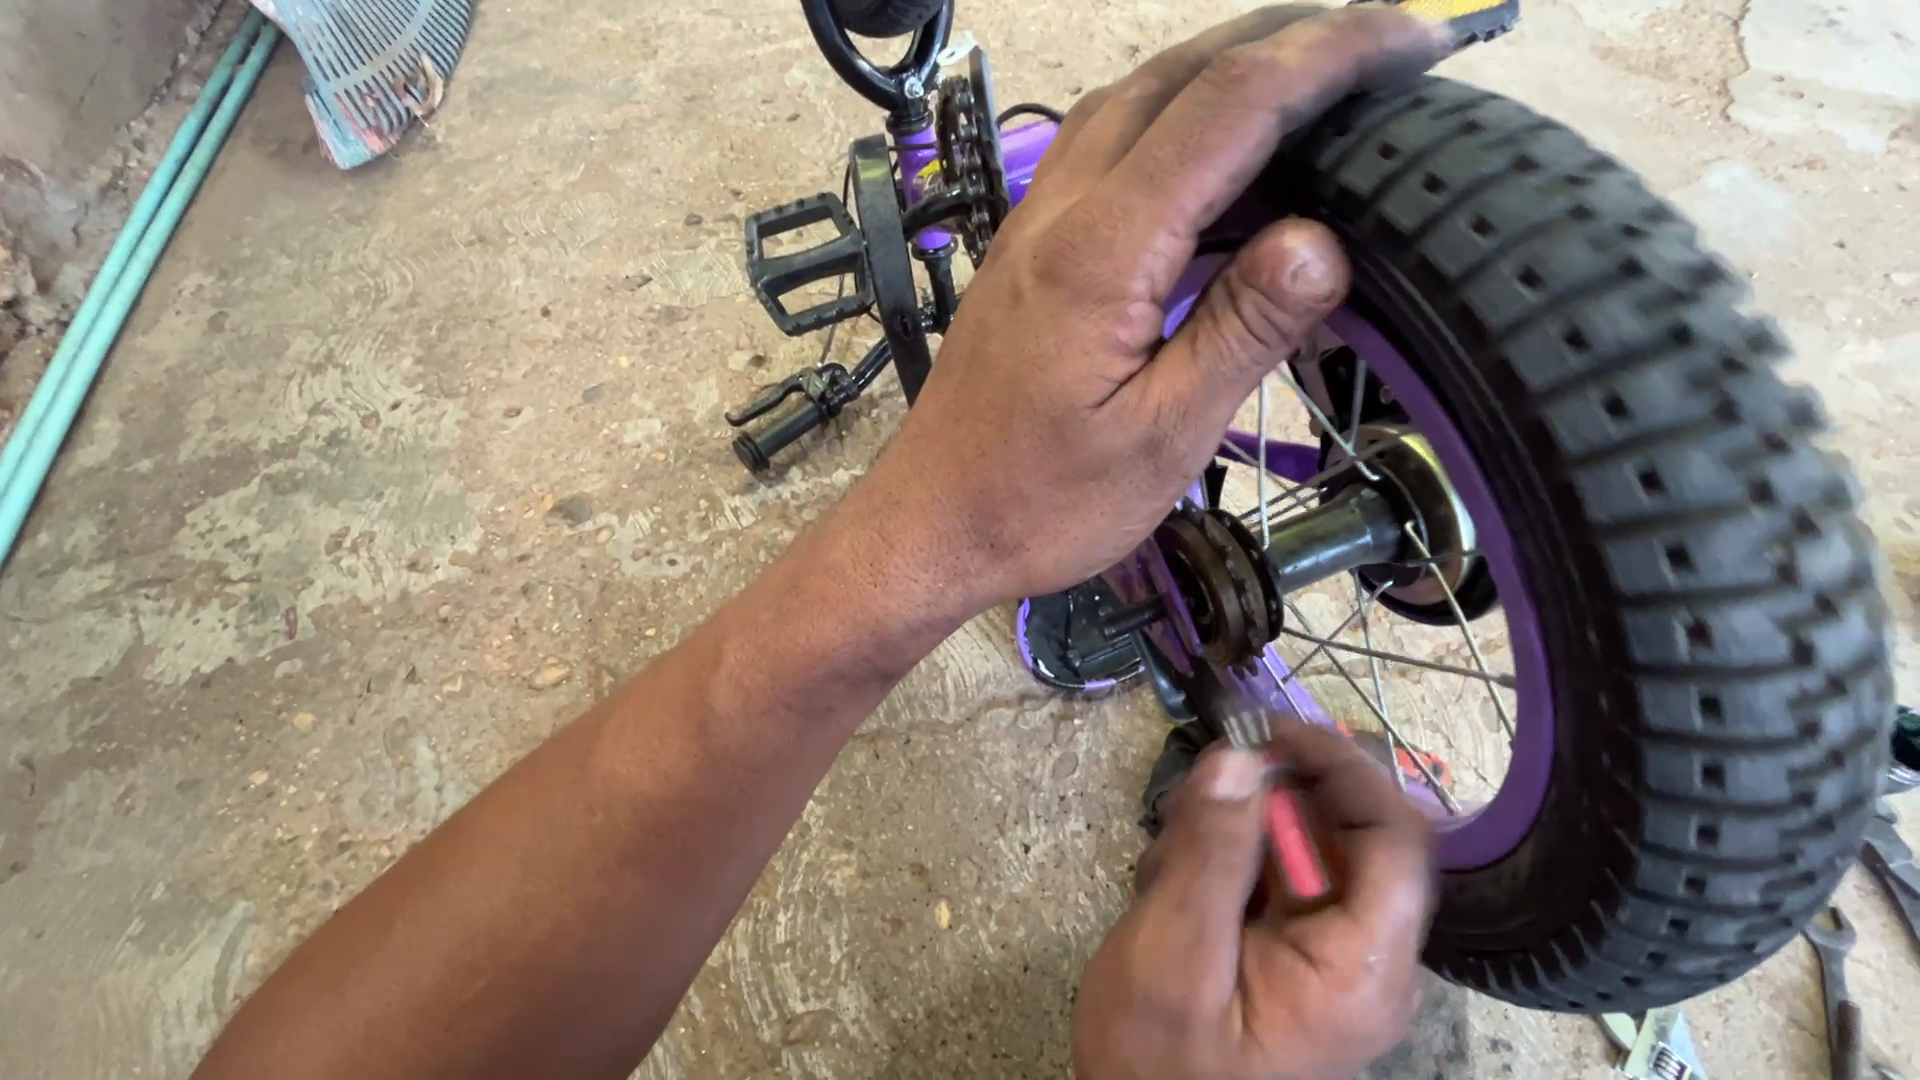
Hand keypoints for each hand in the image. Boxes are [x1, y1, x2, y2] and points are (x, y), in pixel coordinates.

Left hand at [856, 5, 1449, 605]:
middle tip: (1370, 51)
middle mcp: (1056, 216)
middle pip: (1171, 79)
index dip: (1330, 57)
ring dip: (1217, 75)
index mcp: (1100, 252)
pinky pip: (1097, 159)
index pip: (1229, 107)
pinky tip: (1207, 168)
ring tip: (1304, 89)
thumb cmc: (1040, 504)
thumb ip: (1240, 333)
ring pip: (1127, 109)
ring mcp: (1029, 232)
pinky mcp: (1022, 260)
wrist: (933, 524)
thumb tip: (1322, 241)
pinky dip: (1167, 132)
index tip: (1414, 44)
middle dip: (1280, 40)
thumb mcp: (1161, 438)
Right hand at [1072, 722, 1433, 1079]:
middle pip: (1340, 829)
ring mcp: (1322, 947)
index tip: (1267, 732)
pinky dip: (1214, 854)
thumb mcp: (1173, 953)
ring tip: (1165, 867)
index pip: (1394, 840)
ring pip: (1294, 839)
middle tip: (1187, 806)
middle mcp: (1358, 950)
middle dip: (1262, 800)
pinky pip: (1265, 867)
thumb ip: (1208, 854)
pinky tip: (1168, 886)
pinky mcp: (1286, 943)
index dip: (1343, 768)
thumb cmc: (1156, 1062)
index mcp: (1359, 966)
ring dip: (1227, 828)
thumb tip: (1236, 756)